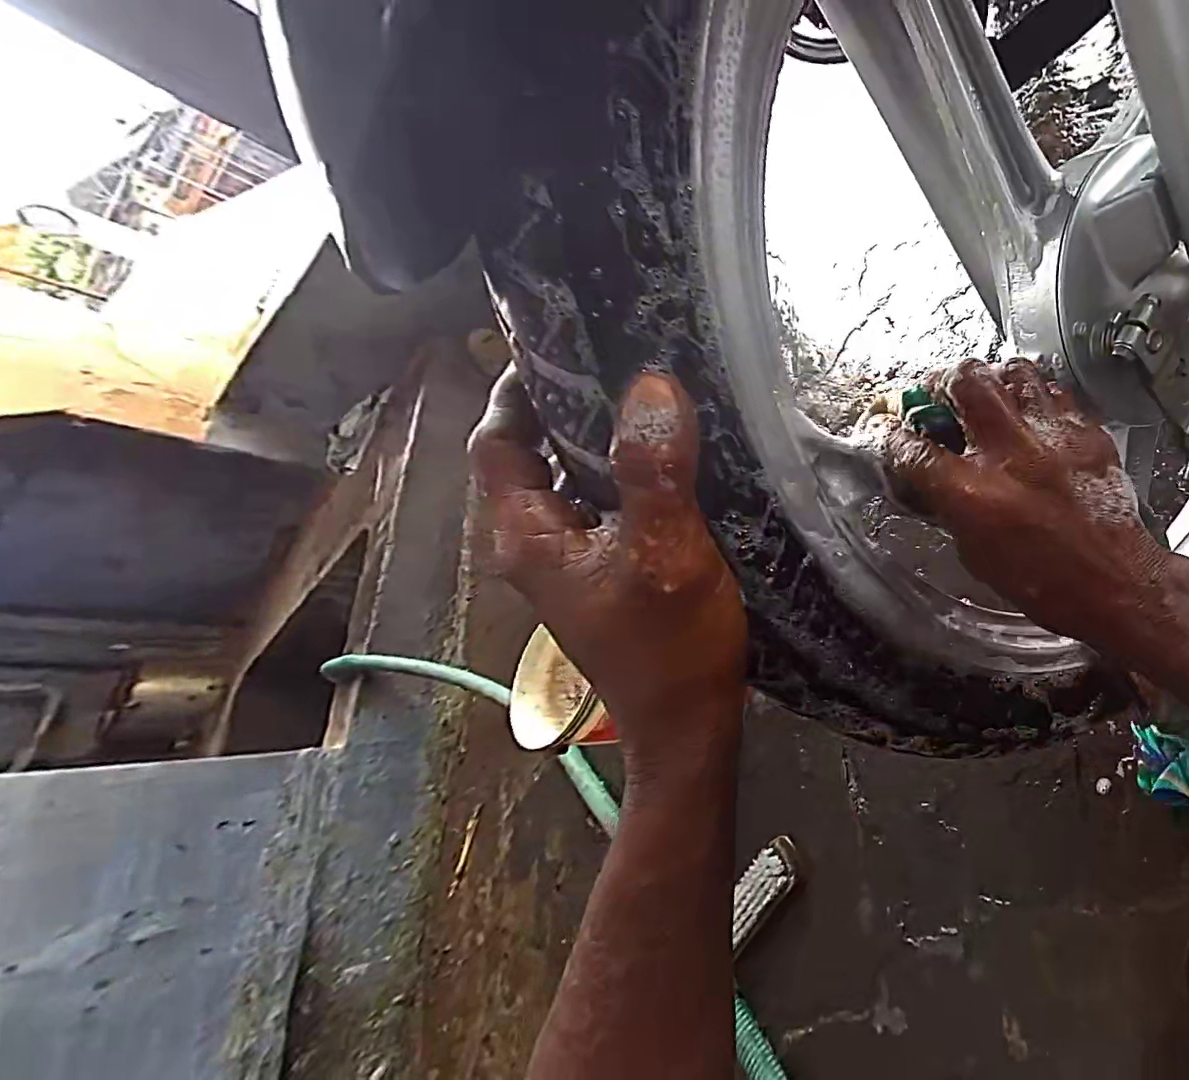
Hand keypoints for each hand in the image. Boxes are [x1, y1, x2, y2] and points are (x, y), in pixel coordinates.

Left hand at [470, 367, 747, 780]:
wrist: (690, 723)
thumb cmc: (671, 648)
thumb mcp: (664, 554)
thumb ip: (654, 473)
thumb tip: (652, 386)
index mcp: (529, 534)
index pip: (499, 439)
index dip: (520, 387)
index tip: (565, 342)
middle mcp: (542, 542)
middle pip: (538, 454)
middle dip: (573, 405)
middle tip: (626, 362)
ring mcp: (578, 559)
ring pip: (580, 479)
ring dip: (608, 440)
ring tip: (656, 400)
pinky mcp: (614, 569)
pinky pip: (614, 504)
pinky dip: (634, 475)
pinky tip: (677, 460)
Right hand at [882, 357, 1184, 652]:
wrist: (1114, 584)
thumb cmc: (1046, 582)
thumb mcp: (976, 555)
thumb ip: (952, 509)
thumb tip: (938, 483)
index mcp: (972, 494)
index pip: (914, 449)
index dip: (893, 438)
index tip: (892, 433)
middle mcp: (1009, 454)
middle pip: (964, 381)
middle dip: (942, 382)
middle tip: (940, 393)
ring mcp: (1052, 438)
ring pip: (1013, 371)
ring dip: (992, 379)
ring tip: (989, 395)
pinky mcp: (1086, 434)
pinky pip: (1053, 393)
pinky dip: (1034, 397)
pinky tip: (1031, 416)